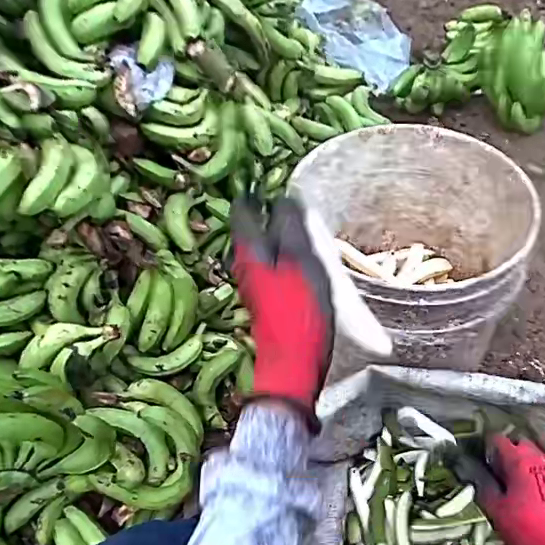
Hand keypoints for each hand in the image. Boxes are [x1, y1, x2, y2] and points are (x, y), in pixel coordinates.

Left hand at [230, 194, 332, 423]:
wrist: (292, 366)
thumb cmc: (299, 313)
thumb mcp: (302, 264)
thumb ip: (291, 229)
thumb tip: (283, 198)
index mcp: (249, 251)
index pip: (243, 208)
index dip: (253, 191)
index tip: (267, 178)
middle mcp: (242, 265)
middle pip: (247, 229)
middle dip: (261, 211)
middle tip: (283, 196)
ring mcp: (249, 285)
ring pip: (256, 248)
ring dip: (270, 233)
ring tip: (293, 222)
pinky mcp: (260, 300)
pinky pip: (265, 265)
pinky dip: (276, 254)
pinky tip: (293, 256)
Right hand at [472, 436, 544, 544]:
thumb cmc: (528, 528)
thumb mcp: (497, 511)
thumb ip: (485, 487)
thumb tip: (475, 473)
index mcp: (520, 460)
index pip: (499, 440)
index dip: (487, 445)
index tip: (481, 456)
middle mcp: (541, 458)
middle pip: (521, 444)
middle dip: (508, 452)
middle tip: (497, 470)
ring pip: (537, 457)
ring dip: (525, 464)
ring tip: (515, 483)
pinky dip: (539, 476)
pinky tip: (534, 493)